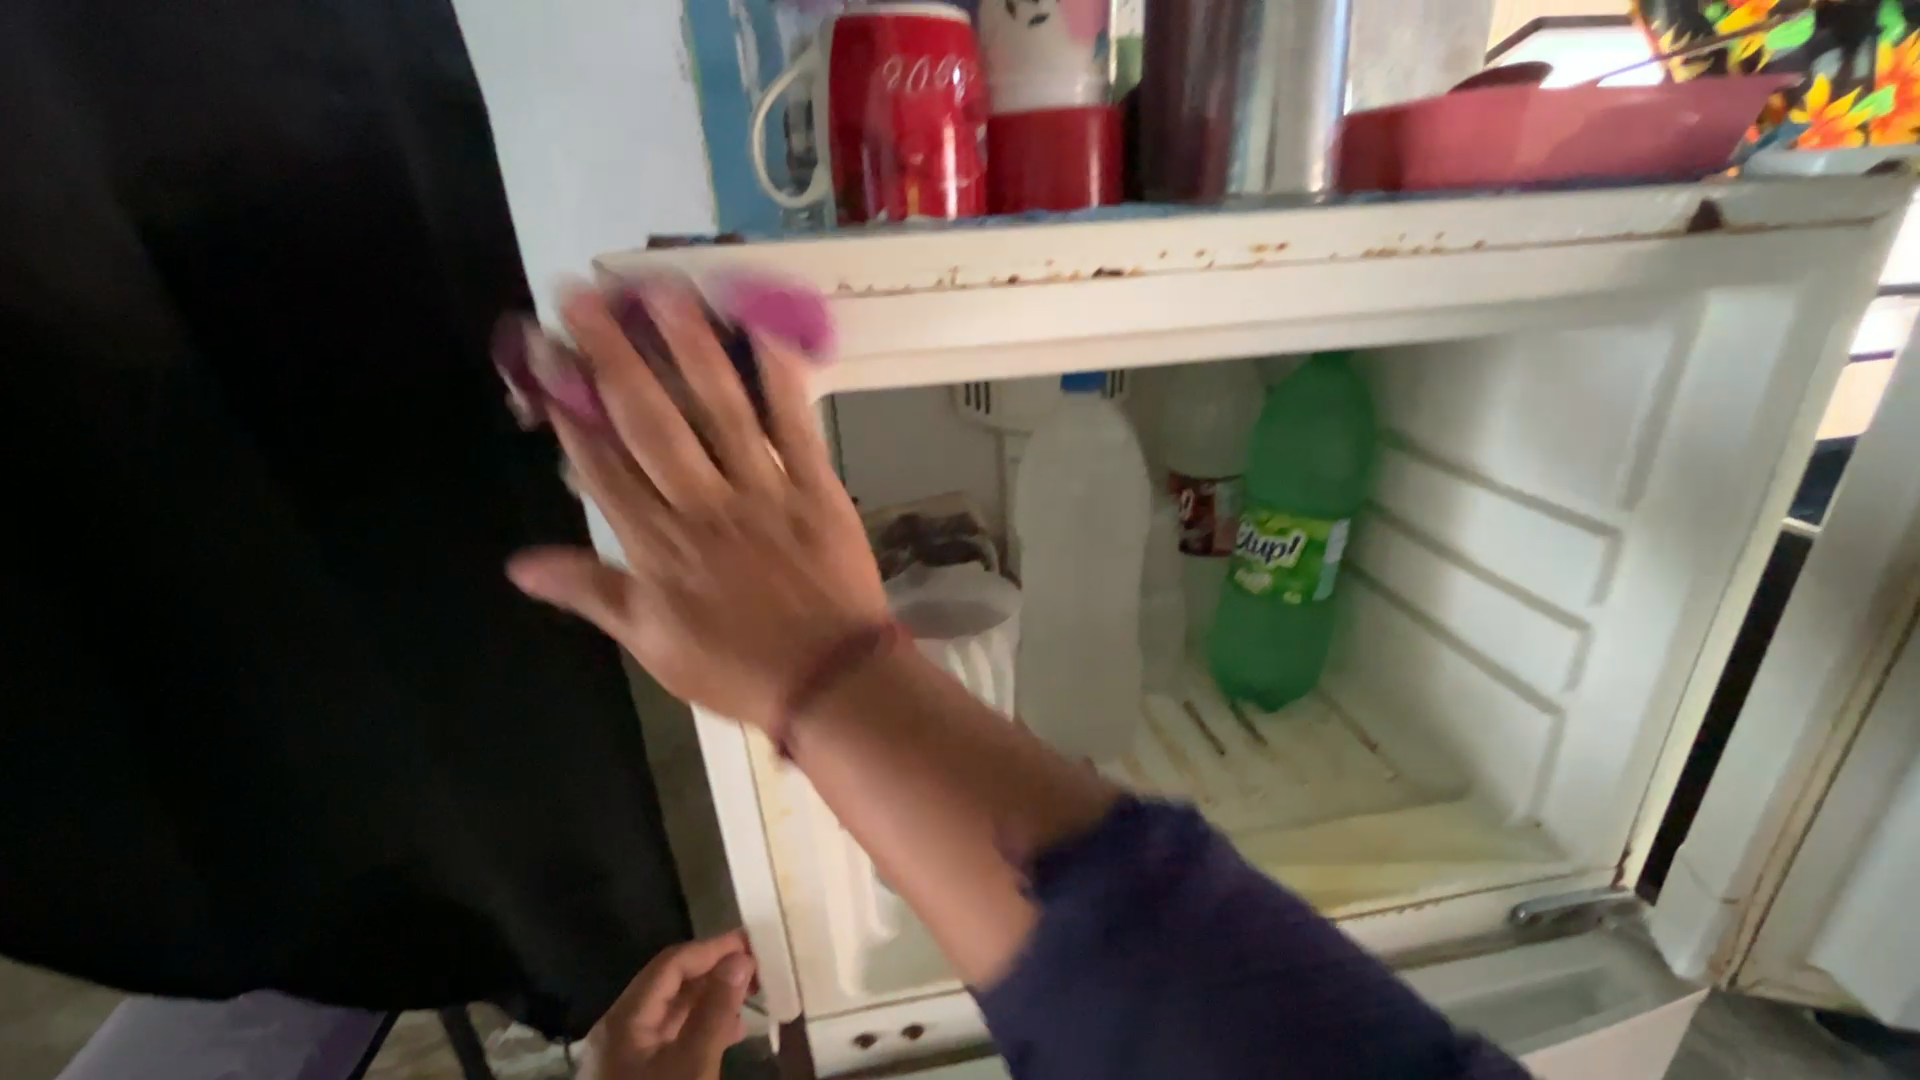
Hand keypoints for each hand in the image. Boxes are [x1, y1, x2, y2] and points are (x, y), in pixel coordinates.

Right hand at [503, 278, 887, 730]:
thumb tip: (519, 565)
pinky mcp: (817, 489)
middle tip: (585, 297)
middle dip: (614, 356)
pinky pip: (795, 426)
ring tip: (664, 291)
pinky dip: (780, 379)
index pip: (602, 464)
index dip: (570, 408)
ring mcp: (764, 492)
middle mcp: (703, 506)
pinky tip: (762, 331)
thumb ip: (592, 593)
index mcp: (658, 545)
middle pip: (650, 420)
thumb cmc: (738, 667)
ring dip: (689, 347)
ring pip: (720, 409)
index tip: (547, 358)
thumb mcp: (652, 643)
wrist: (831, 680)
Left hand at [578, 932, 756, 1079]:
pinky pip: (670, 1037)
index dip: (712, 949)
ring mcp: (624, 1059)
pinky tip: (730, 1032)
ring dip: (710, 998)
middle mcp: (618, 1032)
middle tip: (756, 966)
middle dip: (713, 972)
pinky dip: (701, 1025)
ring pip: (671, 1012)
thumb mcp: (693, 1065)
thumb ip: (716, 1009)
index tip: (752, 944)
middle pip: (668, 985)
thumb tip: (739, 959)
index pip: (670, 965)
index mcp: (623, 1021)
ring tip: (750, 994)